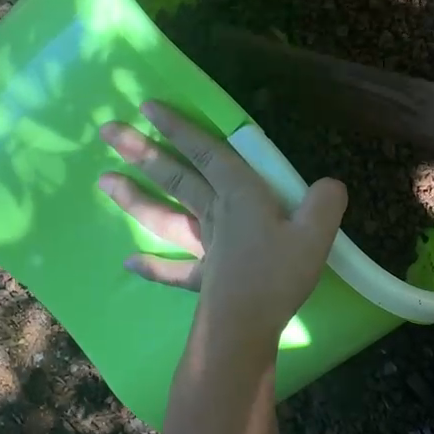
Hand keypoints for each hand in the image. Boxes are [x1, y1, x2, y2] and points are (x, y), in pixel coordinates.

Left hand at [98, 101, 345, 340]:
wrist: (245, 327)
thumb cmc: (277, 274)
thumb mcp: (317, 232)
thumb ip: (325, 201)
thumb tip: (329, 185)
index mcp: (241, 195)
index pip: (208, 153)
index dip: (180, 128)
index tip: (149, 106)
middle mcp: (216, 214)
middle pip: (176, 177)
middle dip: (143, 152)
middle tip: (108, 131)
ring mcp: (204, 247)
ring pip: (165, 216)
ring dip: (135, 198)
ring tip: (104, 181)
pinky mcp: (202, 279)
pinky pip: (173, 271)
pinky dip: (151, 267)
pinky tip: (128, 262)